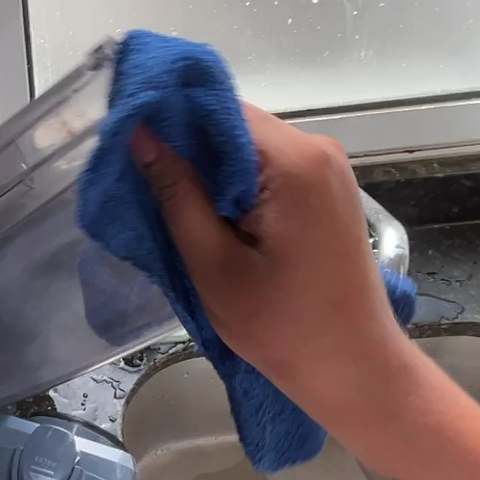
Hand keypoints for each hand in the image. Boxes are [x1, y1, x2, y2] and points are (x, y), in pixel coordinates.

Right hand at [130, 103, 410, 407]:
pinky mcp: (324, 190)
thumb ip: (176, 193)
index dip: (169, 119)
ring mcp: (326, 170)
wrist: (354, 370)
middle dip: (185, 146)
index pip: (218, 109)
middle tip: (138, 176)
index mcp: (294, 162)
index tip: (126, 140)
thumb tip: (140, 134)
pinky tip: (206, 212)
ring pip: (246, 146)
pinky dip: (231, 183)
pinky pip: (265, 167)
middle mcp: (317, 151)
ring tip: (165, 197)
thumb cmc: (282, 327)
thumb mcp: (213, 264)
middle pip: (232, 124)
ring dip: (206, 168)